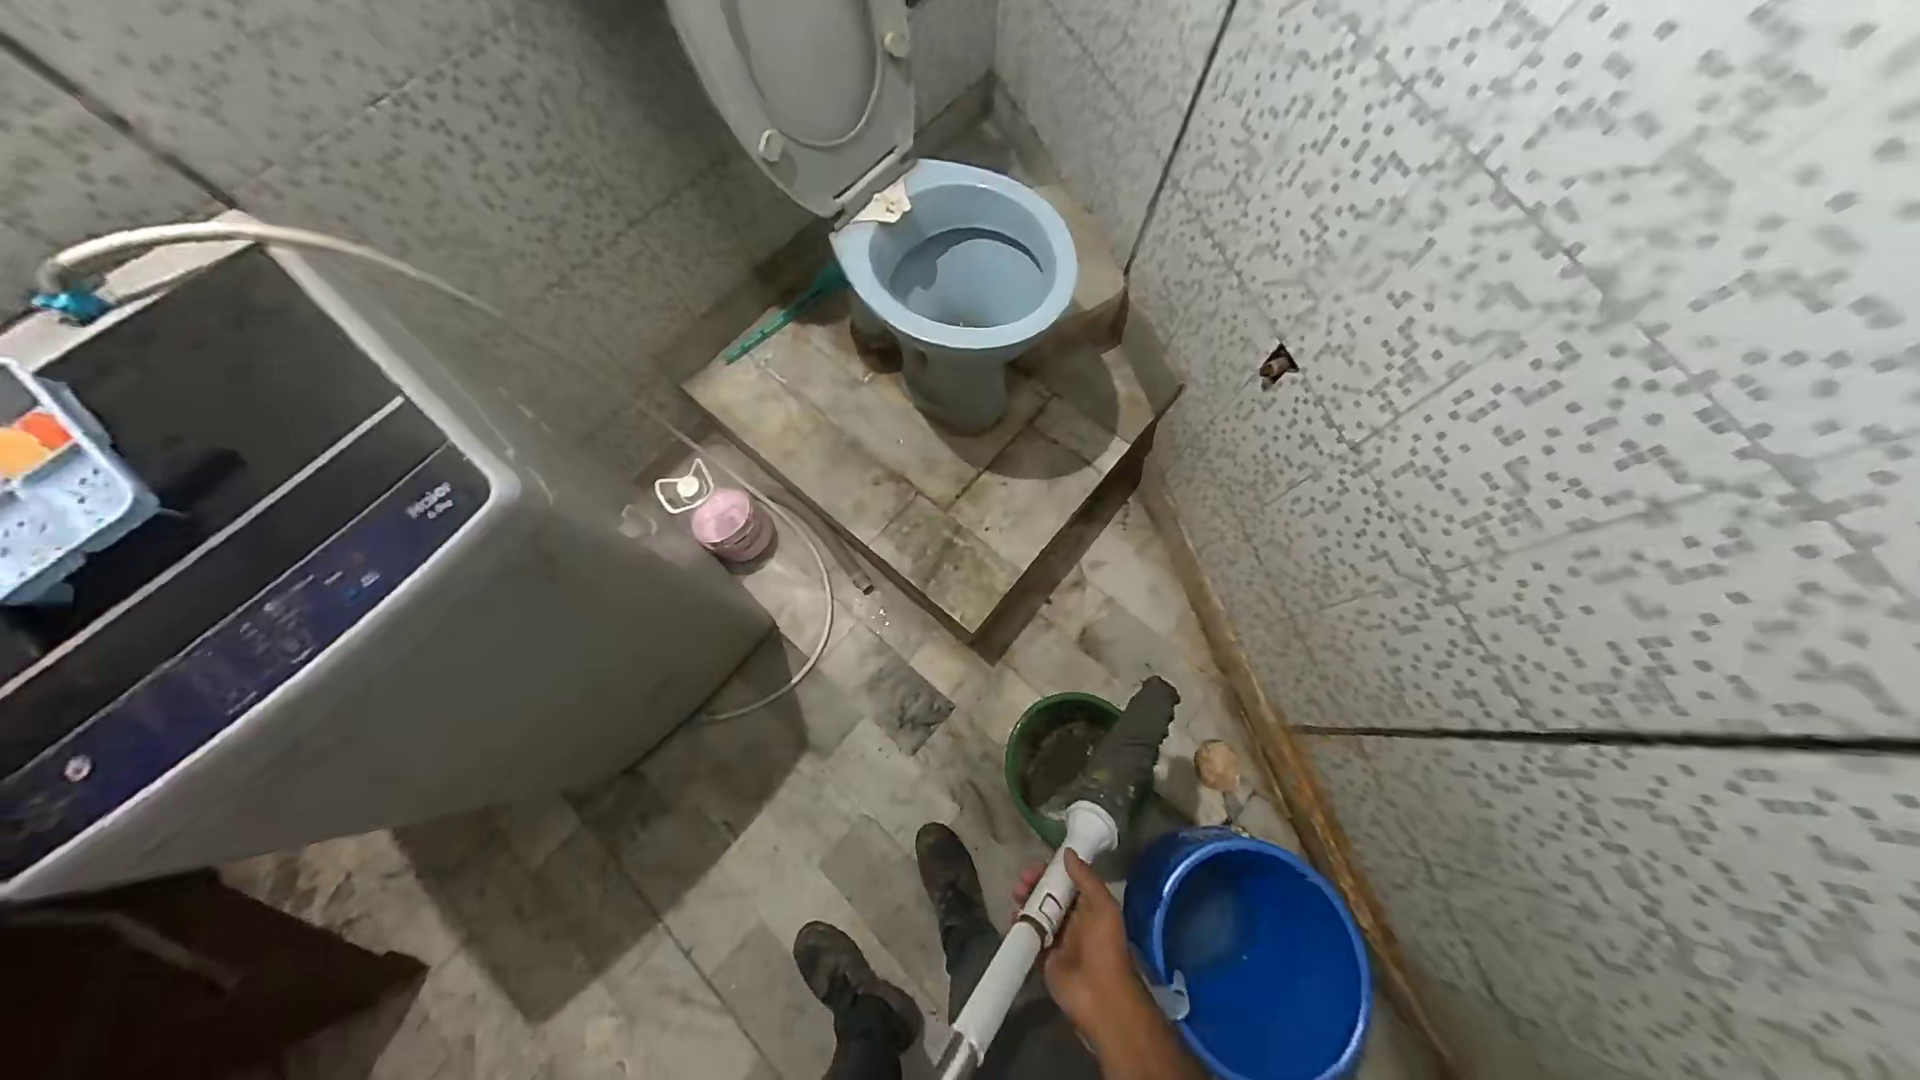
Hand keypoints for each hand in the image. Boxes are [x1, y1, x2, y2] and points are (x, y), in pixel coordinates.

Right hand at [1012, 850, 1139, 1035]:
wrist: (1100, 996)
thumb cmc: (1104, 946)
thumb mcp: (1103, 906)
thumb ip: (1086, 878)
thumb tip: (1067, 852)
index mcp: (1089, 906)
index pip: (1067, 881)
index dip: (1051, 872)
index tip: (1036, 867)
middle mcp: (1073, 920)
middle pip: (1049, 896)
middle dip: (1034, 885)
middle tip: (1021, 882)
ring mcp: (1058, 939)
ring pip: (1037, 913)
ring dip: (1025, 902)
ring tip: (1016, 897)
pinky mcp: (1044, 958)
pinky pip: (1030, 936)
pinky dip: (1020, 925)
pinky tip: (1012, 918)